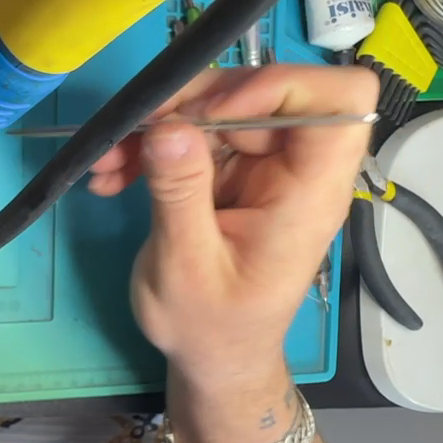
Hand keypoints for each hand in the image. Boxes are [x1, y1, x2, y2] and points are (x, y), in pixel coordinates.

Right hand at [87, 65, 376, 389]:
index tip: (209, 114)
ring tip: (105, 163)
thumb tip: (168, 125)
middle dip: (190, 105)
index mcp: (307, 192)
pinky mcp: (226, 176)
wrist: (209, 356)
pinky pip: (189, 140)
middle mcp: (291, 169)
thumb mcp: (185, 265)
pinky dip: (148, 150)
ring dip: (154, 129)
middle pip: (260, 96)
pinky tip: (111, 177)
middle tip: (129, 131)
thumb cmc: (209, 326)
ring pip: (215, 112)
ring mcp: (258, 169)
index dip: (279, 86)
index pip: (337, 101)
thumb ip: (180, 193)